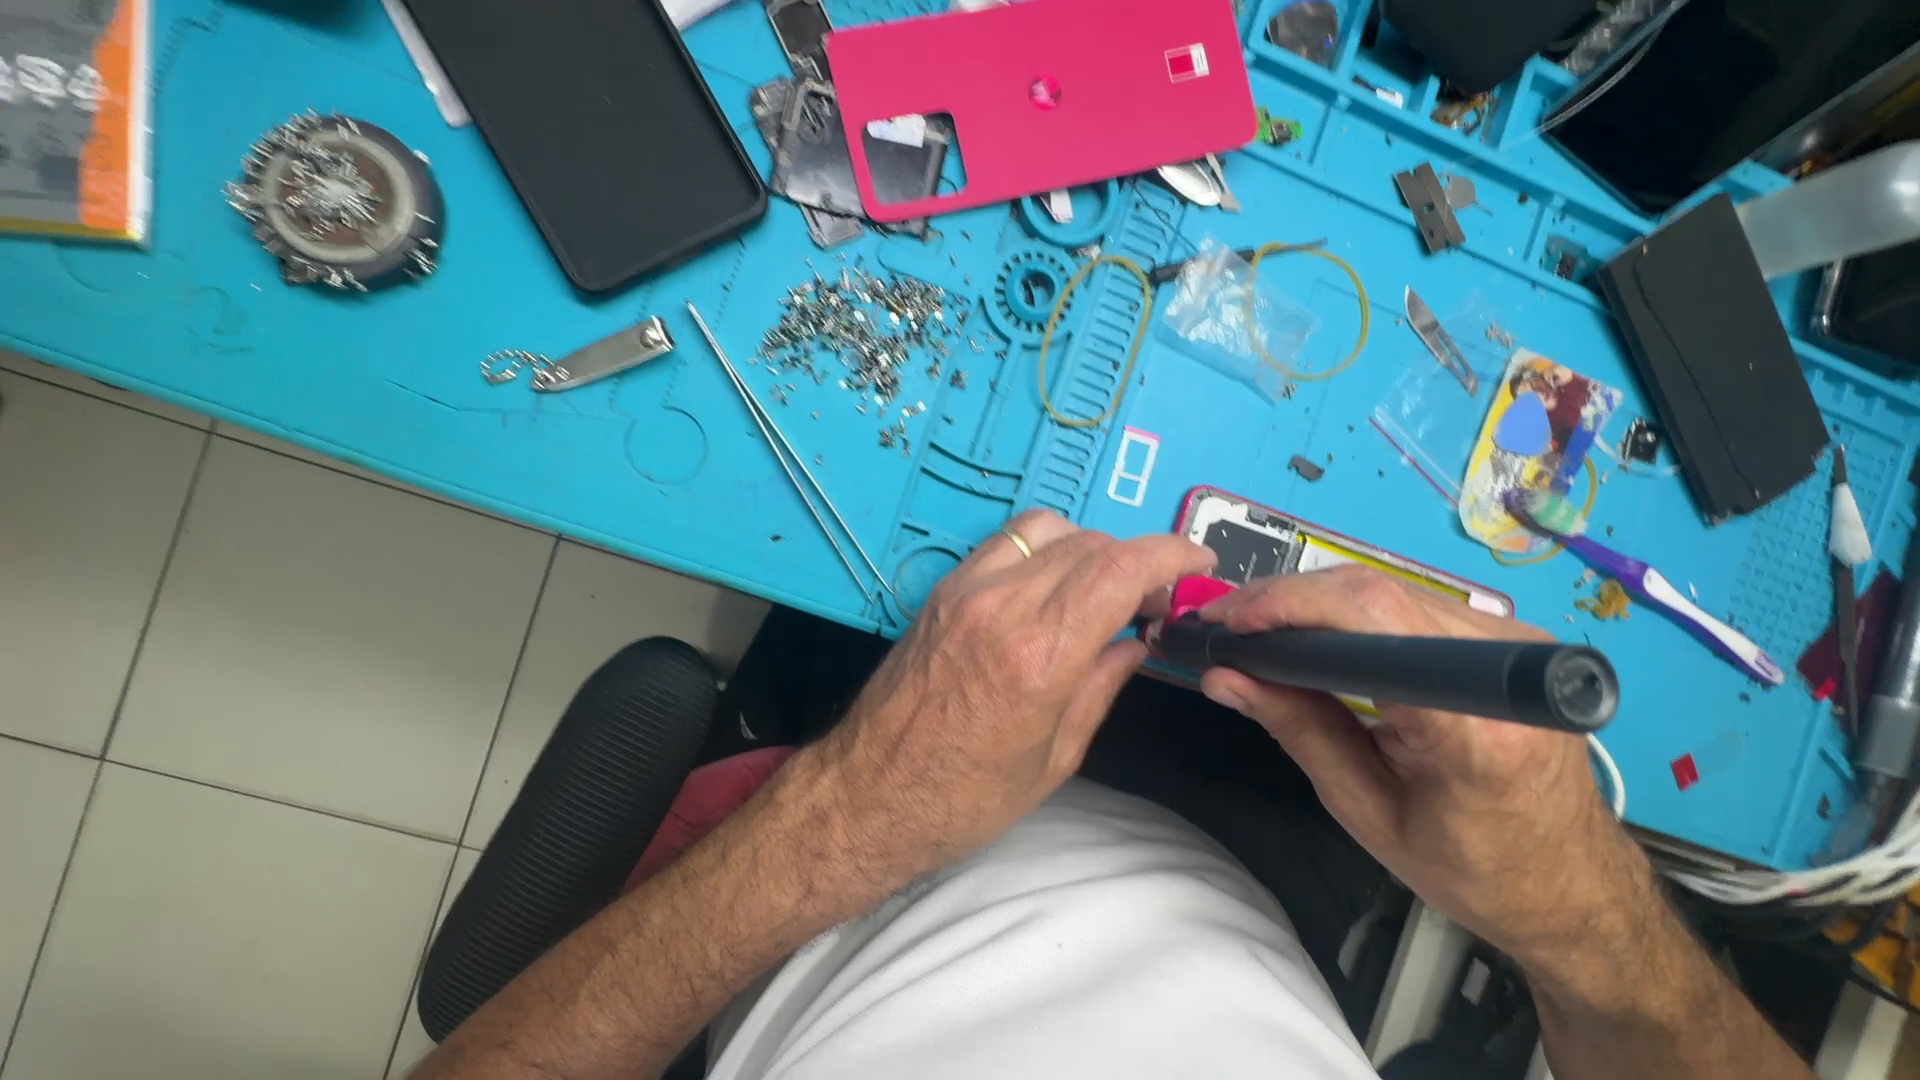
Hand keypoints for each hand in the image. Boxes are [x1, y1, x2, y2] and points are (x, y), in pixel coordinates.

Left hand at [809, 510, 1214, 879]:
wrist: (867, 795)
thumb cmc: (965, 798)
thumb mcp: (1055, 759)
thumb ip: (1101, 686)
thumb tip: (1135, 639)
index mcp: (1041, 655)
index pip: (1120, 568)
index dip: (1171, 554)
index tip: (1198, 563)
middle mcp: (1002, 606)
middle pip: (1090, 543)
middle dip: (1137, 558)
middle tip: (1153, 597)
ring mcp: (965, 590)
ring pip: (1047, 528)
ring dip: (1089, 546)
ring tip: (1102, 588)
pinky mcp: (941, 590)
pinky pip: (1005, 542)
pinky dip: (1044, 548)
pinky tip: (1051, 585)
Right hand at [1197, 565, 1637, 965]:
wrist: (1572, 886)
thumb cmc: (1469, 867)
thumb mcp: (1364, 809)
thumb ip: (1296, 730)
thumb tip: (1223, 676)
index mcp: (1470, 719)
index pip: (1369, 618)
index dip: (1287, 606)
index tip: (1224, 625)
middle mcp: (1502, 660)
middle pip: (1371, 591)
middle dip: (1283, 598)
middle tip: (1222, 623)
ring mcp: (1511, 639)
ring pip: (1384, 586)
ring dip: (1309, 600)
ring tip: (1252, 626)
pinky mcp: (1506, 636)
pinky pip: (1405, 602)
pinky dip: (1344, 610)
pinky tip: (1307, 630)